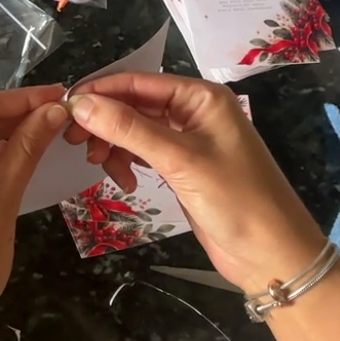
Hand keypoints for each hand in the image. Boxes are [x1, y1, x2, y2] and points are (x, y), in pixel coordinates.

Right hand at [66, 73, 323, 292]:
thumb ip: (129, 129)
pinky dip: (127, 161)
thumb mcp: (180, 161)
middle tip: (74, 143)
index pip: (137, 82)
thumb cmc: (236, 200)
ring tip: (100, 166)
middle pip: (133, 104)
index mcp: (200, 96)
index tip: (64, 109)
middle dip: (103, 122)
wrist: (275, 259)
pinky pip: (143, 152)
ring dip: (113, 144)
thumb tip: (79, 104)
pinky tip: (124, 180)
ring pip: (134, 129)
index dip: (99, 93)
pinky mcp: (183, 166)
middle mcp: (193, 111)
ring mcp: (188, 139)